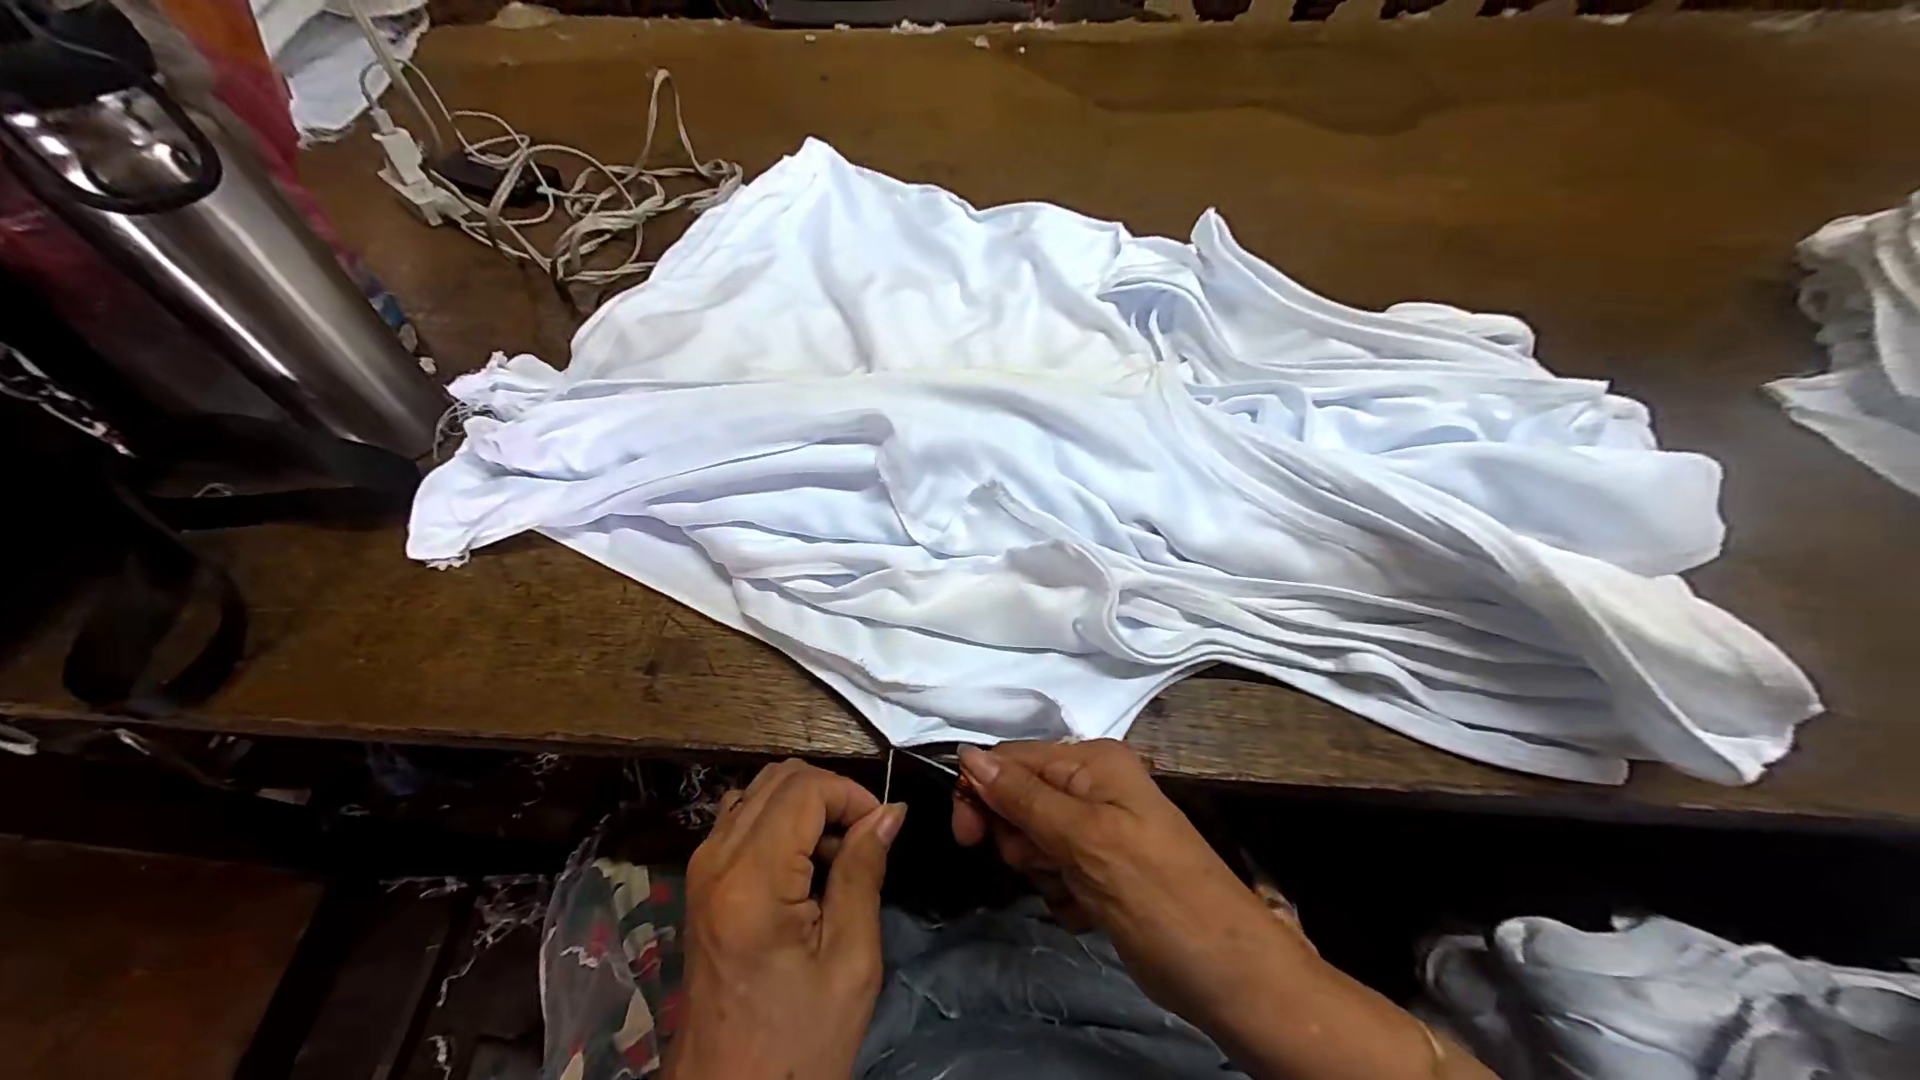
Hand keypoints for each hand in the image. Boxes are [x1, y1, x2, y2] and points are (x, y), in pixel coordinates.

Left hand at [665, 759, 906, 1079]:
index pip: (805, 789)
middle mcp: (716, 859)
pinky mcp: (701, 879)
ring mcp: (702, 867)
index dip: (851, 795)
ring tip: (836, 855)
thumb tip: (890, 811)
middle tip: (862, 841)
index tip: (881, 830)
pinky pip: (744, 815)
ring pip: (762, 789)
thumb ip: (864, 872)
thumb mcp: (851, 961)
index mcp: (751, 880)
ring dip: (807, 805)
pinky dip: (782, 819)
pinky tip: (803, 863)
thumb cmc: (797, 1042)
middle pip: (781, 777)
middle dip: (832, 794)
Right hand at [952, 740, 1492, 1079]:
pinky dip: (1058, 892)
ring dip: (1039, 869)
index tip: (967, 838)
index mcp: (1093, 762)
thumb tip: (968, 755)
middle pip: (1017, 797)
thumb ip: (1024, 797)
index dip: (982, 792)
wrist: (1229, 977)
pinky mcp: (1098, 868)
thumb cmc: (1160, 897)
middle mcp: (1092, 786)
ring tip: (1074, 890)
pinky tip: (1085, 909)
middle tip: (1044, 867)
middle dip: (1018, 837)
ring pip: (1030, 837)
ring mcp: (1097, 829)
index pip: (1012, 759)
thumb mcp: (1087, 840)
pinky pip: (1051, 869)